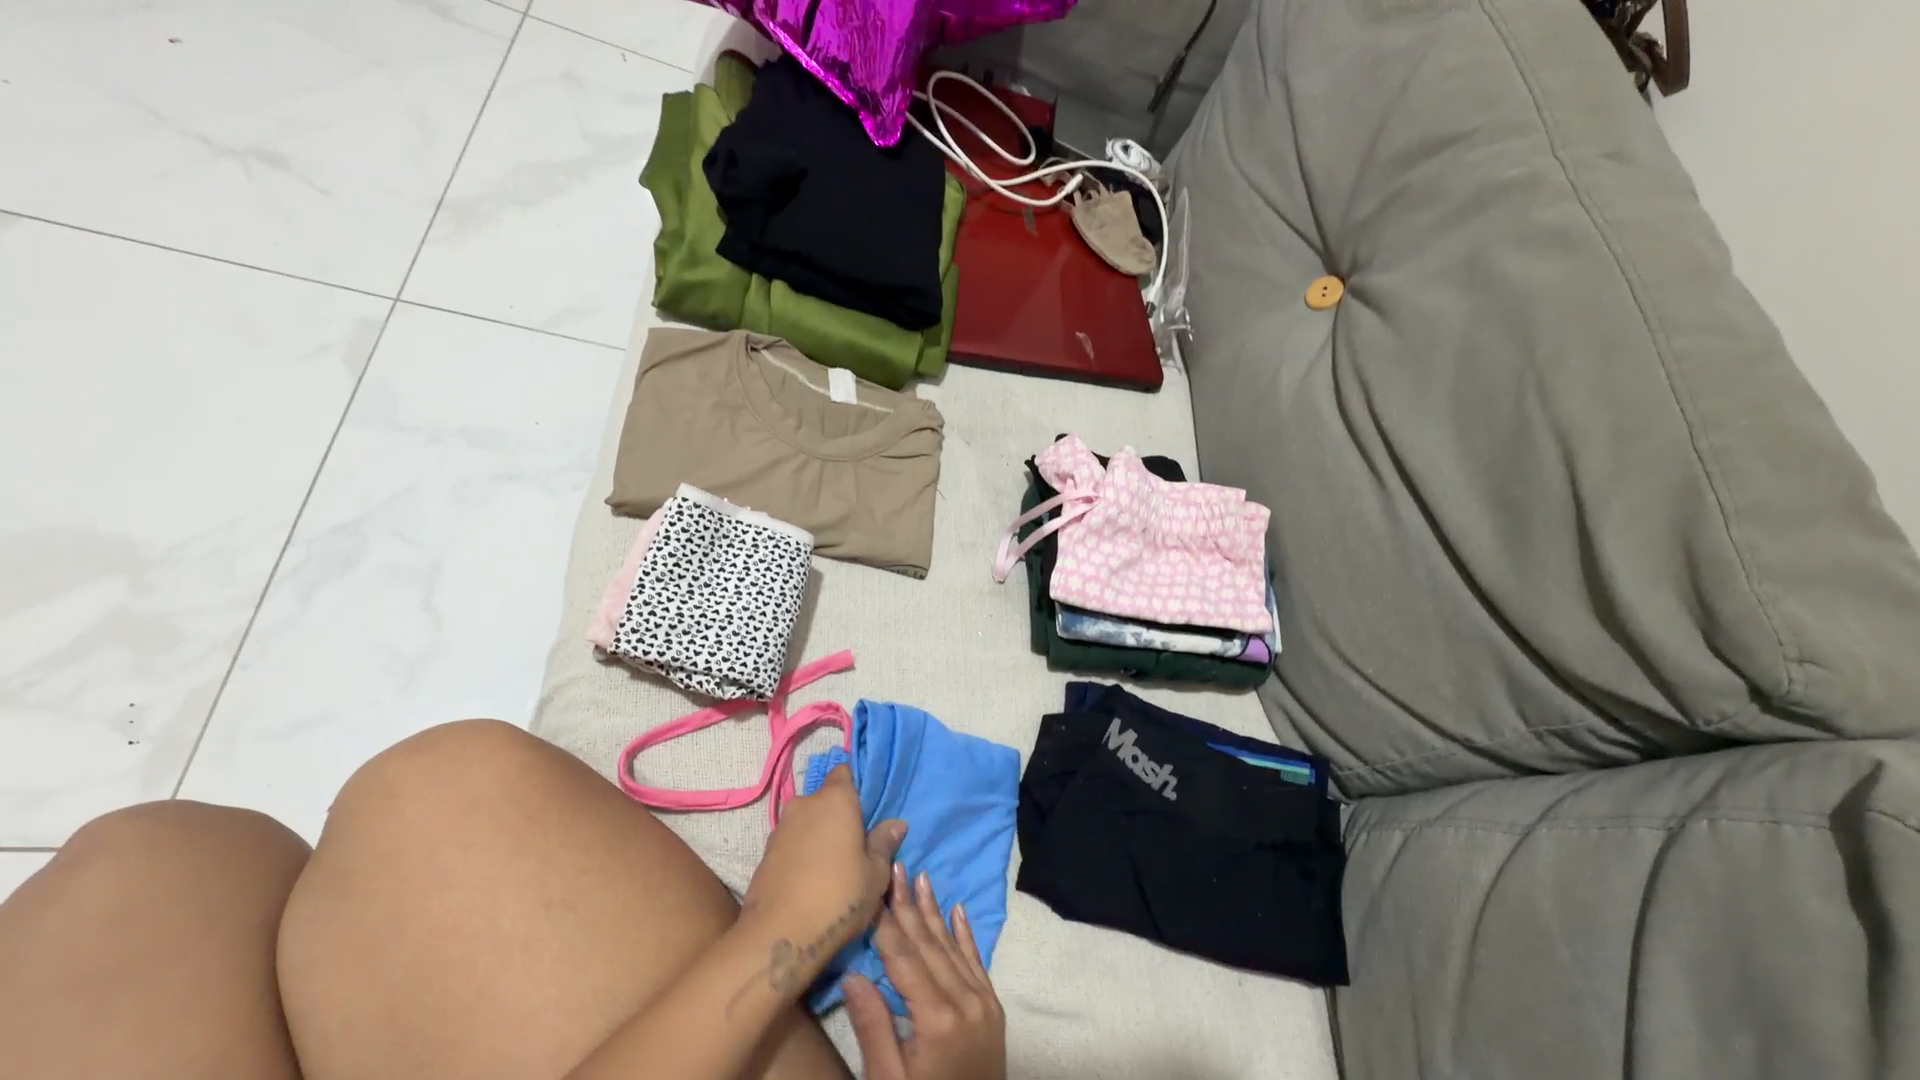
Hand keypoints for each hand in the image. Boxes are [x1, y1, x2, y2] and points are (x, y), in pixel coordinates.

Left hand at [741, 765, 903, 952]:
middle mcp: (804, 805)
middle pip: (825, 800)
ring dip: (818, 835)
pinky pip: (791, 843)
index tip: (866, 810)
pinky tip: (810, 880)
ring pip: (806, 822)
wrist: (780, 934)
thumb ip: (884, 843)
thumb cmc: (839, 896)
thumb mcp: (875, 873)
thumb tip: (897, 823)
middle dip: (837, 816)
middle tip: (854, 844)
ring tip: (831, 866)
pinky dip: (801, 853)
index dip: (855, 786)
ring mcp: (780, 828)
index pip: (843, 773)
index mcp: (835, 800)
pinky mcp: (765, 853)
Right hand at [846, 865, 1007, 1079]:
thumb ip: (874, 1028)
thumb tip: (852, 974)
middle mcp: (966, 1002)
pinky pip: (977, 962)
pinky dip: (966, 934)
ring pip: (953, 947)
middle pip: (930, 944)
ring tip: (920, 877)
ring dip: (935, 911)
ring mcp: (984, 1003)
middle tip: (895, 866)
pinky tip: (958, 910)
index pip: (905, 959)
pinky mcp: (993, 1009)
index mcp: (938, 1019)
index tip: (873, 889)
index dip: (887, 923)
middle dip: (909, 905)